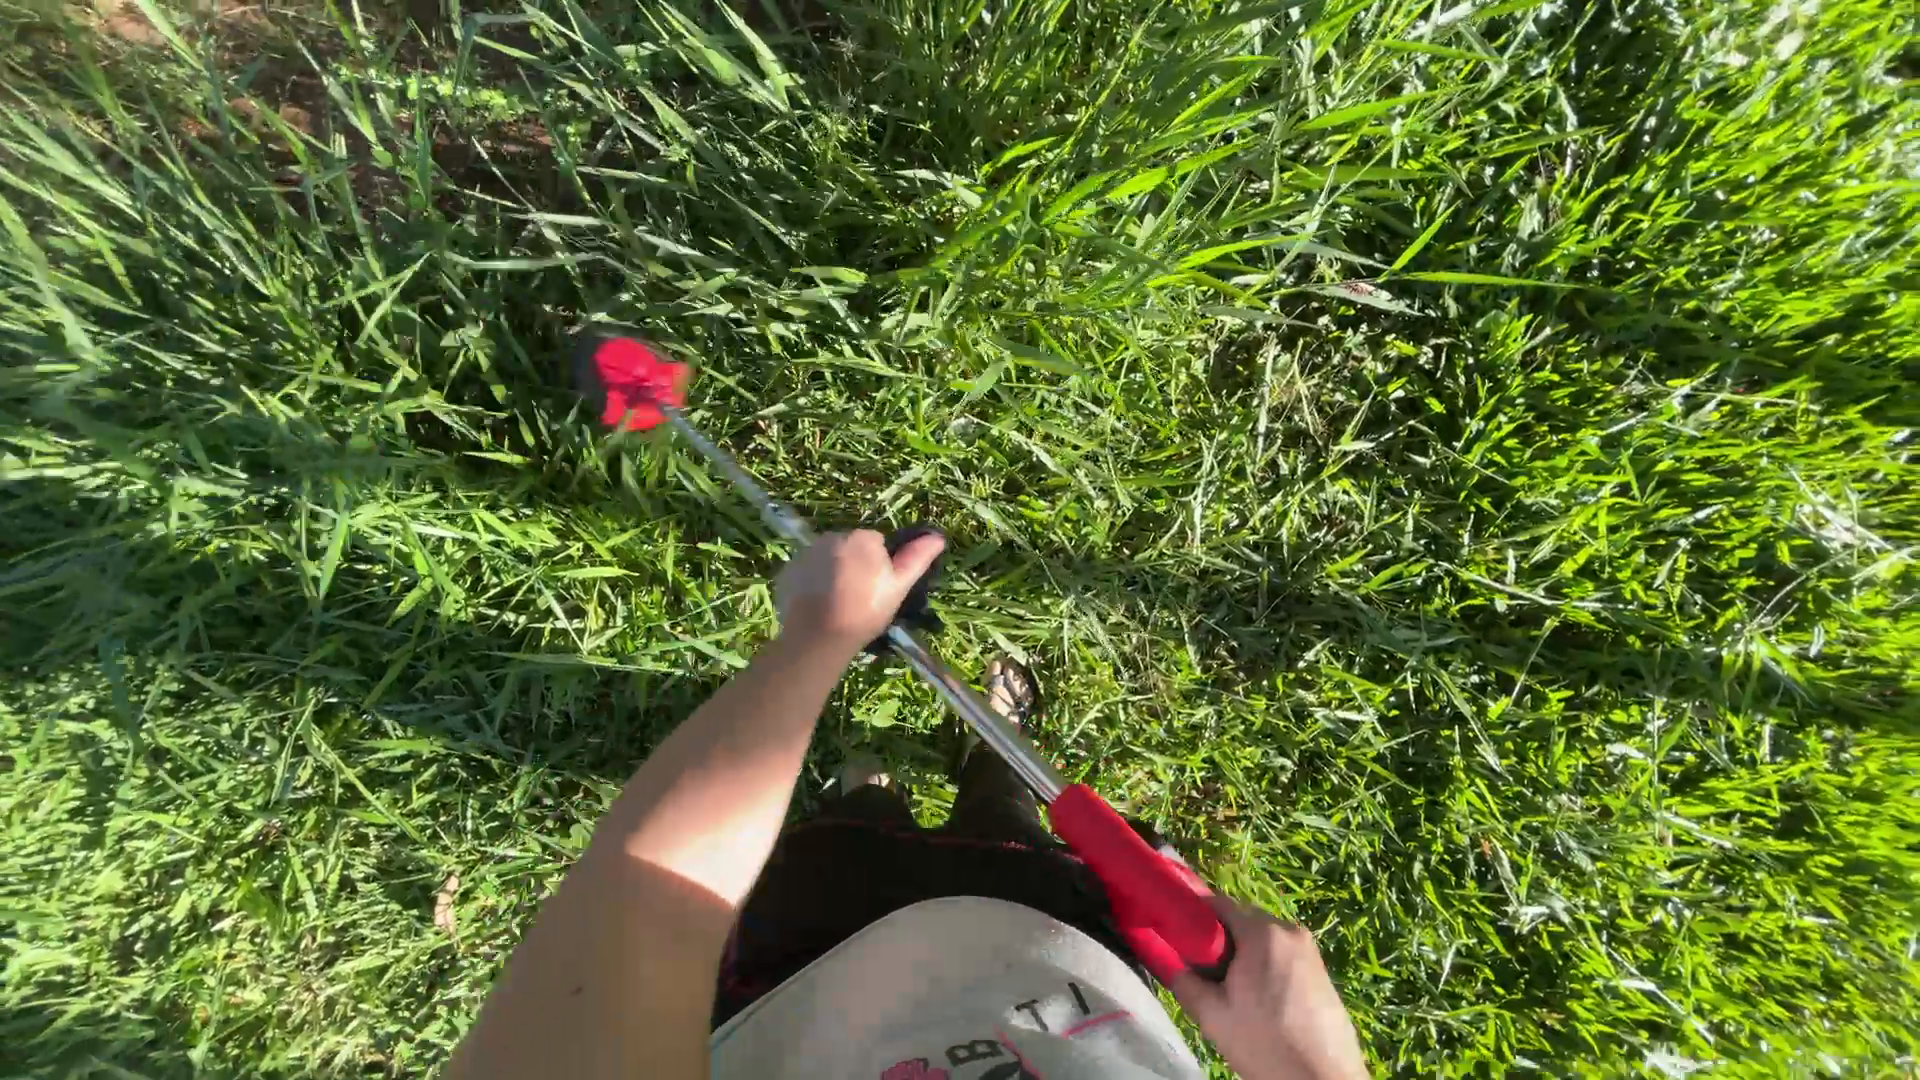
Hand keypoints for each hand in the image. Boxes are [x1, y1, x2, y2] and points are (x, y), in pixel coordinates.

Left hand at [774, 530, 944, 651]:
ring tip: (838, 603)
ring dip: (833, 573)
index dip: (879, 566)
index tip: (877, 589)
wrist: (819, 636)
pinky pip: (806, 571)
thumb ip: (916, 558)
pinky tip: (818, 605)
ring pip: (827, 558)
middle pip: (850, 549)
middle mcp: (832, 537)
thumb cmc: (866, 612)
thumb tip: (938, 537)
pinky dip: (812, 582)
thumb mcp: (898, 587)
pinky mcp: (788, 570)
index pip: (875, 544)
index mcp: (862, 538)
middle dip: (854, 566)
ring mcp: (807, 552)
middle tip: (859, 598)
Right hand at [1169, 896, 1367, 1079]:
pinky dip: (1269, 965)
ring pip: (1264, 937)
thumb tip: (1169, 959)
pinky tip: (1265, 999)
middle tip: (1210, 973)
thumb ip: (1183, 979)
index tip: (1184, 942)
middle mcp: (1289, 929)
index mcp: (1262, 932)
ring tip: (1239, 991)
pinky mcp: (1322, 969)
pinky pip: (1283, 953)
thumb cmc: (1265, 1044)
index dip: (1195, 917)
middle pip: (1242, 919)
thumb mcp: (1211, 1015)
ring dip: (1247, 953)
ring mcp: (1310, 948)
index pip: (1217, 903)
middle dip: (1222, 939)